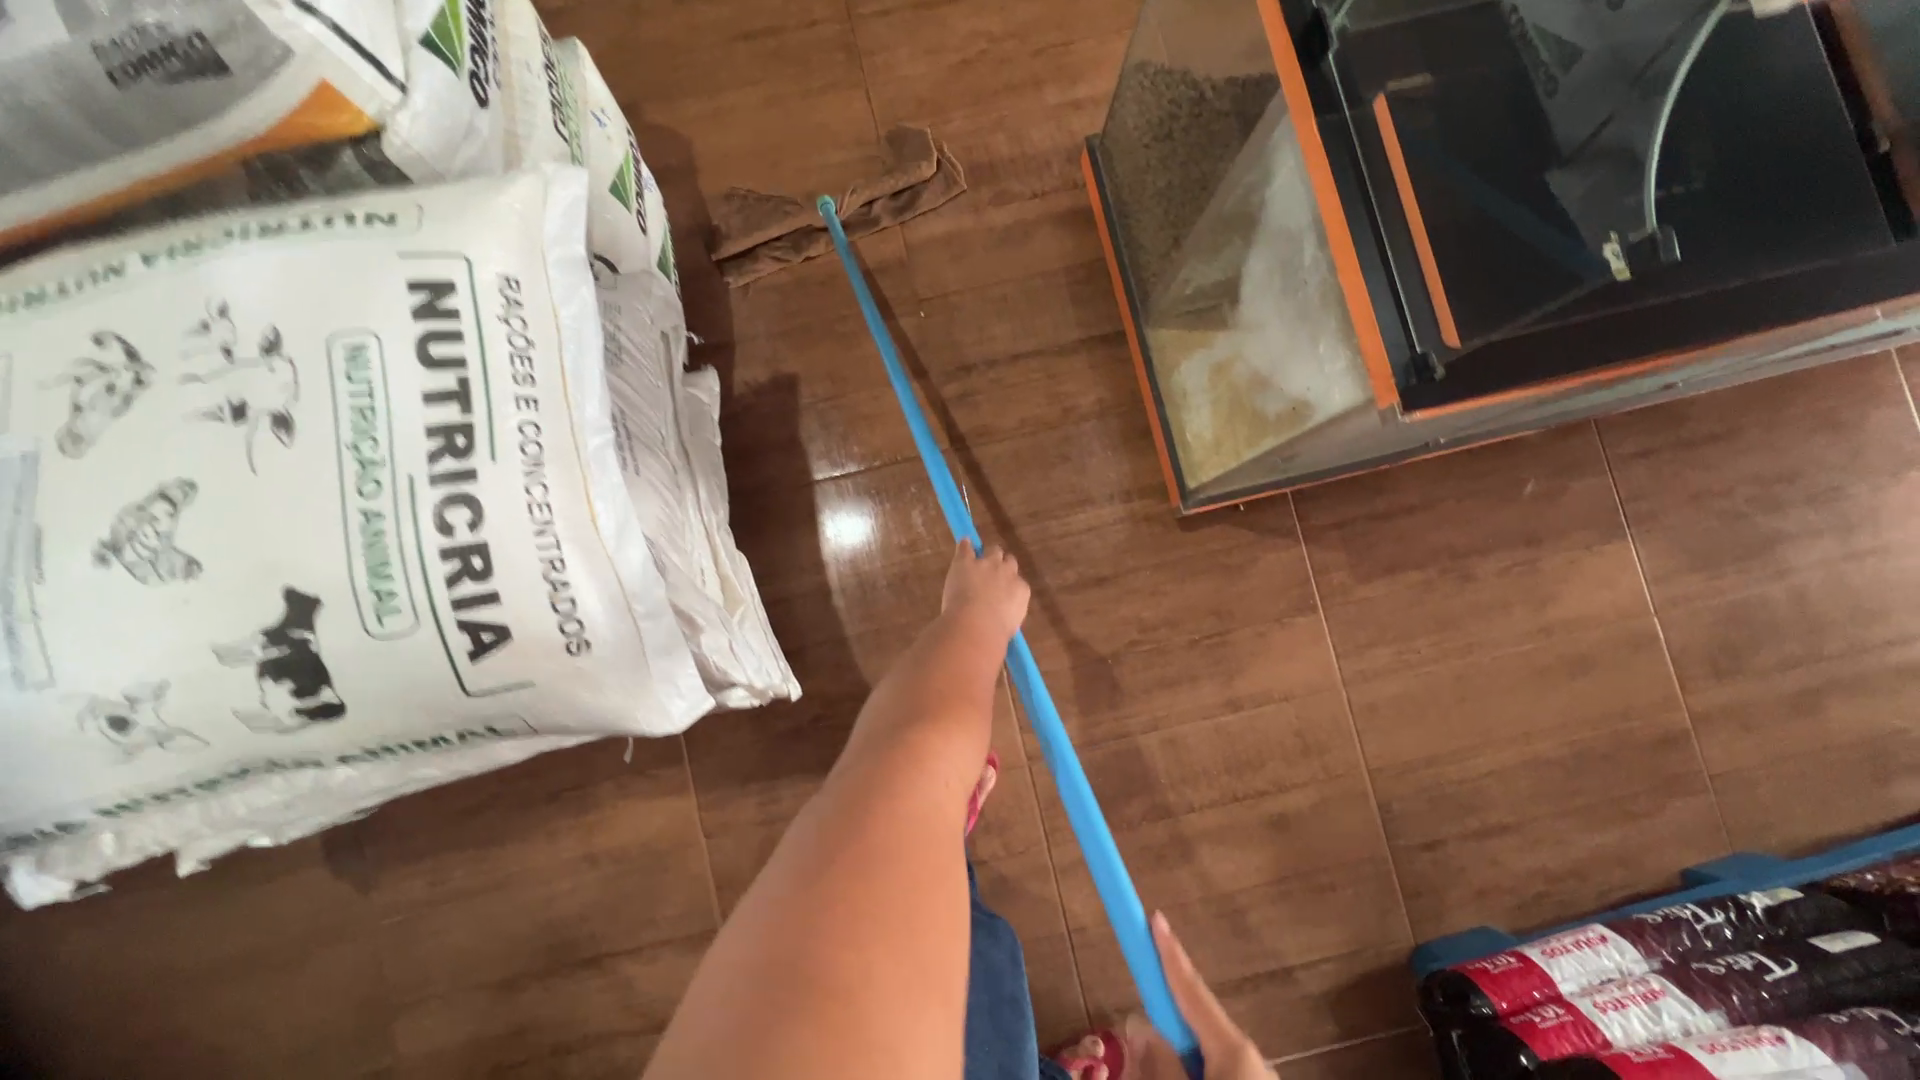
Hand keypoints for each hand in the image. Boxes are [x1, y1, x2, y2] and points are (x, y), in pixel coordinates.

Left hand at [940, 542, 1029, 644]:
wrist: (975, 624)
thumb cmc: (994, 634)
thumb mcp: (1009, 626)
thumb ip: (1008, 614)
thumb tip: (1002, 616)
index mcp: (1021, 590)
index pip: (1018, 582)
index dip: (1009, 585)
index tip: (1002, 592)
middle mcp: (1007, 573)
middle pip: (1009, 561)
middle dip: (1002, 566)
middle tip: (993, 573)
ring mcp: (986, 564)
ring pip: (993, 550)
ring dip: (987, 554)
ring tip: (980, 558)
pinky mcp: (965, 562)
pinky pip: (966, 548)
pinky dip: (965, 546)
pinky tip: (964, 544)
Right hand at [1126, 912, 1276, 1079]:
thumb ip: (1162, 1064)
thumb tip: (1138, 1024)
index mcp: (1234, 1047)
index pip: (1191, 990)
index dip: (1169, 952)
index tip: (1155, 915)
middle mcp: (1253, 1054)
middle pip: (1198, 1022)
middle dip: (1169, 1020)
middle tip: (1144, 1031)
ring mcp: (1260, 1075)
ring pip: (1209, 1050)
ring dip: (1183, 1054)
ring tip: (1164, 1072)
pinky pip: (1221, 1070)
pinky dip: (1200, 1070)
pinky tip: (1190, 1077)